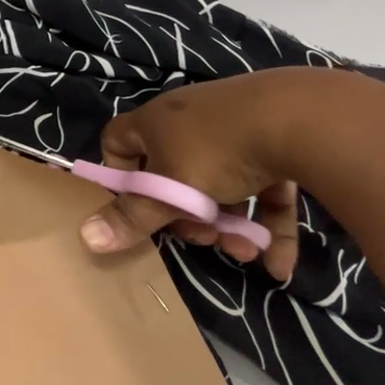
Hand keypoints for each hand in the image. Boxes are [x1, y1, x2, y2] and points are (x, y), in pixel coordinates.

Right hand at [76, 67, 344, 282]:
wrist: (299, 119)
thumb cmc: (216, 151)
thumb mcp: (171, 191)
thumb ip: (133, 218)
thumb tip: (85, 238)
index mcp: (155, 122)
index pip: (119, 141)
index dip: (120, 175)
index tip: (136, 207)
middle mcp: (190, 120)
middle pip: (174, 173)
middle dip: (187, 215)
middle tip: (202, 238)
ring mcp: (234, 128)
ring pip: (222, 185)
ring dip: (231, 226)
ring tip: (247, 252)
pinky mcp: (276, 141)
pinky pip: (265, 188)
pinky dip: (269, 225)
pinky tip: (280, 264)